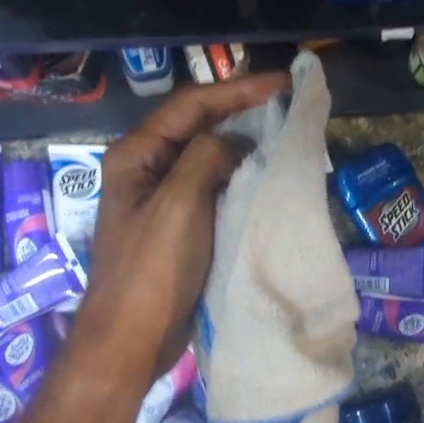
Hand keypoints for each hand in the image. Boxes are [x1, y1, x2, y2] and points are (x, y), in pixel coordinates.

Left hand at [75, 73, 288, 380]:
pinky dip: (244, 178)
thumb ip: (207, 157)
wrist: (133, 339)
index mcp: (137, 155)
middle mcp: (149, 170)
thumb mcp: (179, 203)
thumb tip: (238, 143)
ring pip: (211, 158)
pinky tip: (270, 178)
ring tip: (287, 136)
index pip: (191, 105)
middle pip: (200, 126)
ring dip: (247, 146)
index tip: (283, 83)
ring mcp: (165, 200)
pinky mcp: (182, 227)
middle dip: (244, 112)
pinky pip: (217, 189)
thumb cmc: (152, 269)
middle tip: (290, 105)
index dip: (238, 89)